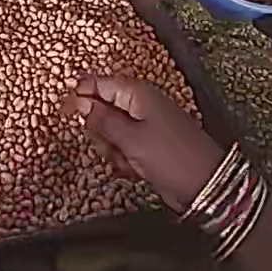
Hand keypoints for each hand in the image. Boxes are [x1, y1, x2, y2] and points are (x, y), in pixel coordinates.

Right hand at [61, 76, 223, 212]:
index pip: (97, 84)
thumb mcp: (130, 138)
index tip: (64, 111)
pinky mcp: (149, 144)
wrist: (207, 186)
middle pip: (102, 109)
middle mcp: (140, 104)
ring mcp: (145, 124)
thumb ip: (101, 119)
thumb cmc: (170, 157)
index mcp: (136, 93)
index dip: (79, 96)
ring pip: (110, 131)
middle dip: (99, 130)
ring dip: (112, 148)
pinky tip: (134, 169)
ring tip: (126, 160)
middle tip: (109, 145)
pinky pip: (123, 146)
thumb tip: (79, 102)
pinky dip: (124, 158)